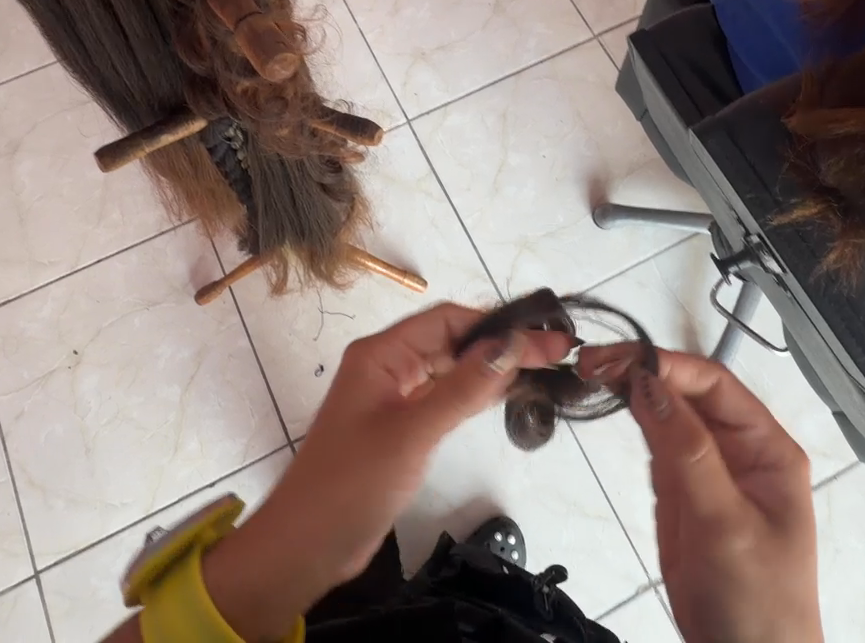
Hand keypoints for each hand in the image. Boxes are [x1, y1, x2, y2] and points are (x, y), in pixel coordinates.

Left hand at [201, 303, 571, 639]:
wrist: (308, 544)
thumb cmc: (354, 481)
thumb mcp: (413, 432)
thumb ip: (463, 387)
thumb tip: (510, 345)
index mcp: (381, 353)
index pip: (447, 321)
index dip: (497, 326)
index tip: (545, 338)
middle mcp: (386, 365)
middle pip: (450, 341)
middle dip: (499, 345)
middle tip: (556, 353)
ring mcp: (391, 396)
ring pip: (448, 368)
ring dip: (489, 368)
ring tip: (540, 369)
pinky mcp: (398, 426)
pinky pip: (441, 396)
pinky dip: (473, 394)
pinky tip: (503, 395)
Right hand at [581, 345, 822, 642]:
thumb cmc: (754, 595)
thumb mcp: (725, 521)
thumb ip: (688, 449)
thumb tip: (648, 382)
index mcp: (765, 446)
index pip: (713, 384)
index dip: (667, 365)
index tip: (619, 362)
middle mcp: (736, 445)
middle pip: (684, 389)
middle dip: (640, 369)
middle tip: (590, 362)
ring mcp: (704, 463)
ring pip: (664, 407)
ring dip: (629, 385)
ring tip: (589, 372)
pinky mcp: (678, 485)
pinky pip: (653, 436)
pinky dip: (629, 415)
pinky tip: (608, 399)